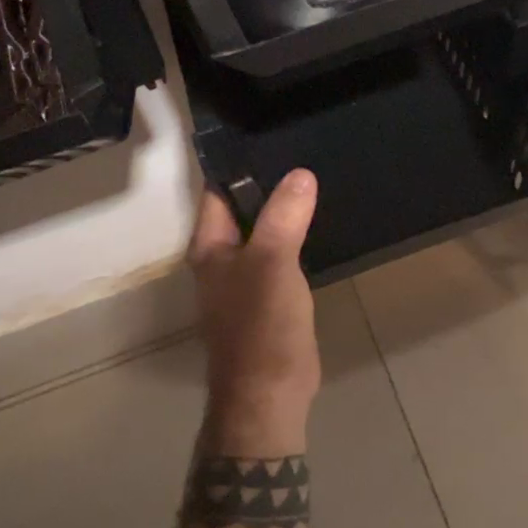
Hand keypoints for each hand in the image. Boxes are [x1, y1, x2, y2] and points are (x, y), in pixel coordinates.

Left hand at [186, 169, 321, 458]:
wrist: (270, 396)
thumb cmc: (260, 325)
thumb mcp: (273, 262)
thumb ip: (284, 216)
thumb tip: (300, 173)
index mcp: (209, 247)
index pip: (218, 191)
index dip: (237, 163)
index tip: (266, 131)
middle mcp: (222, 259)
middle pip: (243, 209)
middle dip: (267, 183)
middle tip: (301, 146)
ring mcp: (246, 280)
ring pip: (264, 232)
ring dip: (284, 211)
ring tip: (314, 175)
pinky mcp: (270, 298)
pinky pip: (282, 255)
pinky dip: (296, 237)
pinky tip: (318, 221)